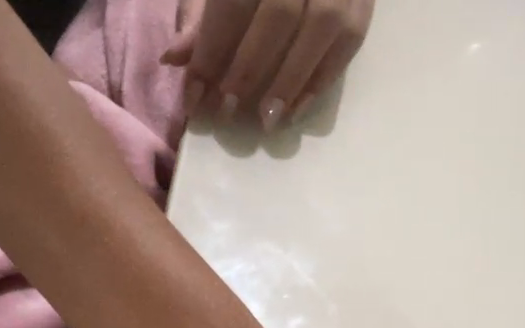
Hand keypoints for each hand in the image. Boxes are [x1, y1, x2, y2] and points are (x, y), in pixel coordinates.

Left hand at [163, 0, 374, 129]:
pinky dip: (323, 78)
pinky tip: (297, 109)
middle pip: (281, 11)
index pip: (231, 2)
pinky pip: (351, 36)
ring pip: (324, 22)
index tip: (194, 100)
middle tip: (229, 110)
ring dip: (292, 79)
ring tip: (268, 119)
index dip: (210, 53)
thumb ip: (200, 19)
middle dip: (250, 66)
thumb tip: (172, 58)